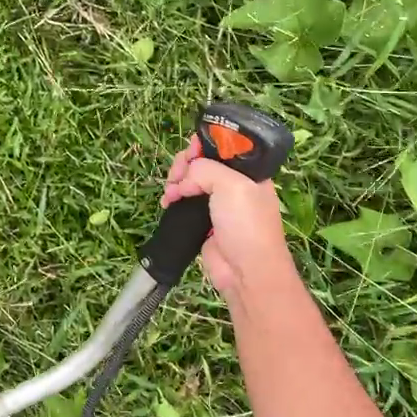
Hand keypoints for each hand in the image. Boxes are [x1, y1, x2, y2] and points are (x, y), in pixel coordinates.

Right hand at [162, 134, 295, 295]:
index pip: (223, 146)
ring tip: (171, 192)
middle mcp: (234, 184)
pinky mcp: (203, 219)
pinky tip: (167, 201)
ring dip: (176, 180)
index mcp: (249, 172)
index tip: (191, 151)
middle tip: (177, 175)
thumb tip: (182, 181)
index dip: (204, 144)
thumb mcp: (231, 184)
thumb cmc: (246, 224)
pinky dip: (173, 196)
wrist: (247, 272)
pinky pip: (184, 199)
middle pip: (201, 161)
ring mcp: (218, 203)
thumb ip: (203, 169)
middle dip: (185, 163)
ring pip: (190, 179)